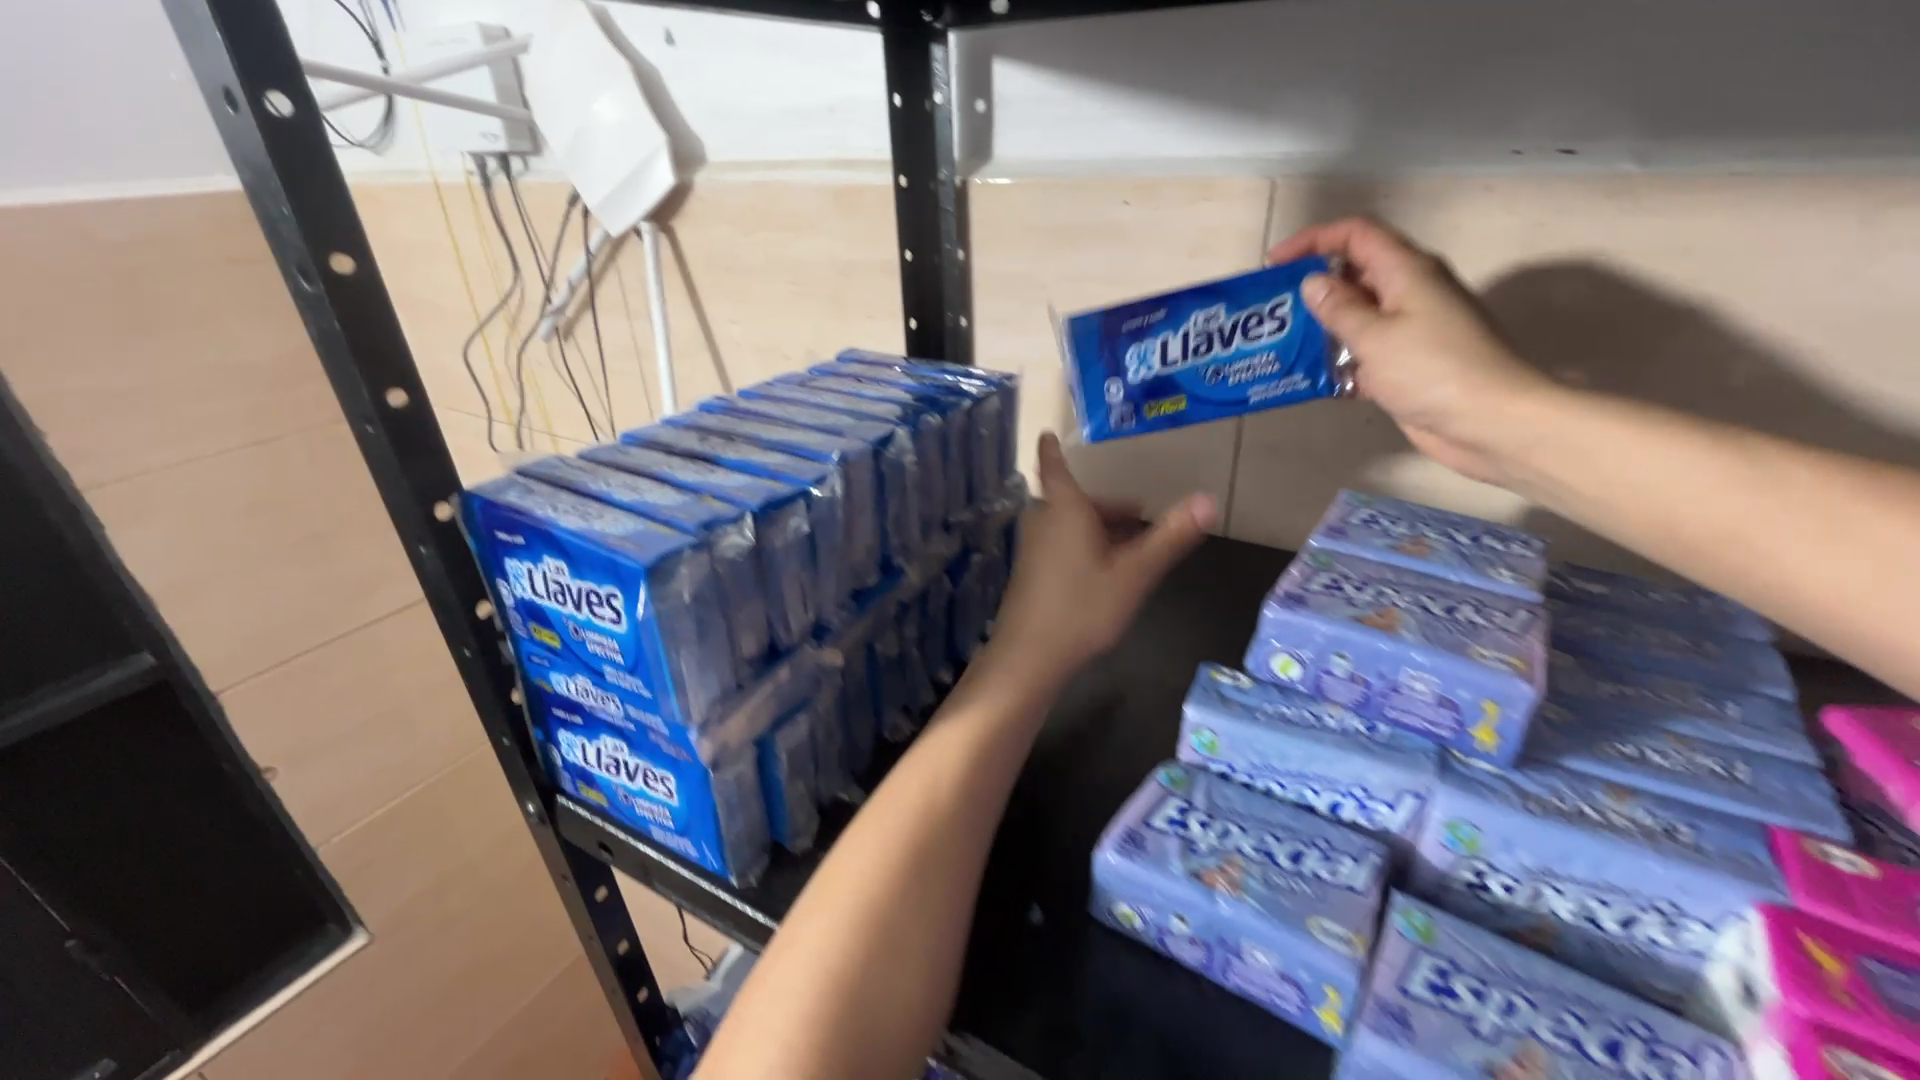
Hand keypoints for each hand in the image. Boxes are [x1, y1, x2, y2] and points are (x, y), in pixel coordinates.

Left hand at [992, 434, 1214, 674]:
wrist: (1030, 657)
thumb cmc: (1083, 607)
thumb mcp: (1135, 573)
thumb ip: (1170, 537)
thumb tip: (1209, 500)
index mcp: (1065, 510)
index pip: (1056, 467)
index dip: (1053, 450)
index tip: (1047, 432)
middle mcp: (1043, 522)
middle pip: (1075, 502)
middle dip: (1107, 507)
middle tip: (1141, 516)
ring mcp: (1033, 550)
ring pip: (1070, 527)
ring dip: (1099, 530)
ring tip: (1133, 550)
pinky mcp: (1031, 576)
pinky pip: (1062, 548)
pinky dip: (1085, 549)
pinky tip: (1106, 577)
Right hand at [1268, 217, 1556, 483]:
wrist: (1490, 421)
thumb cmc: (1433, 370)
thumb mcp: (1375, 336)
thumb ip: (1339, 308)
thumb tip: (1312, 283)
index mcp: (1406, 271)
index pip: (1355, 235)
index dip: (1313, 240)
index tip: (1275, 264)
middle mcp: (1409, 292)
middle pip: (1354, 273)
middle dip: (1312, 286)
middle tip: (1273, 309)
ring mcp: (1410, 329)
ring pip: (1357, 315)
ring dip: (1322, 327)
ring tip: (1282, 344)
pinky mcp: (1407, 364)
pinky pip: (1364, 351)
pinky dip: (1339, 360)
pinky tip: (1312, 378)